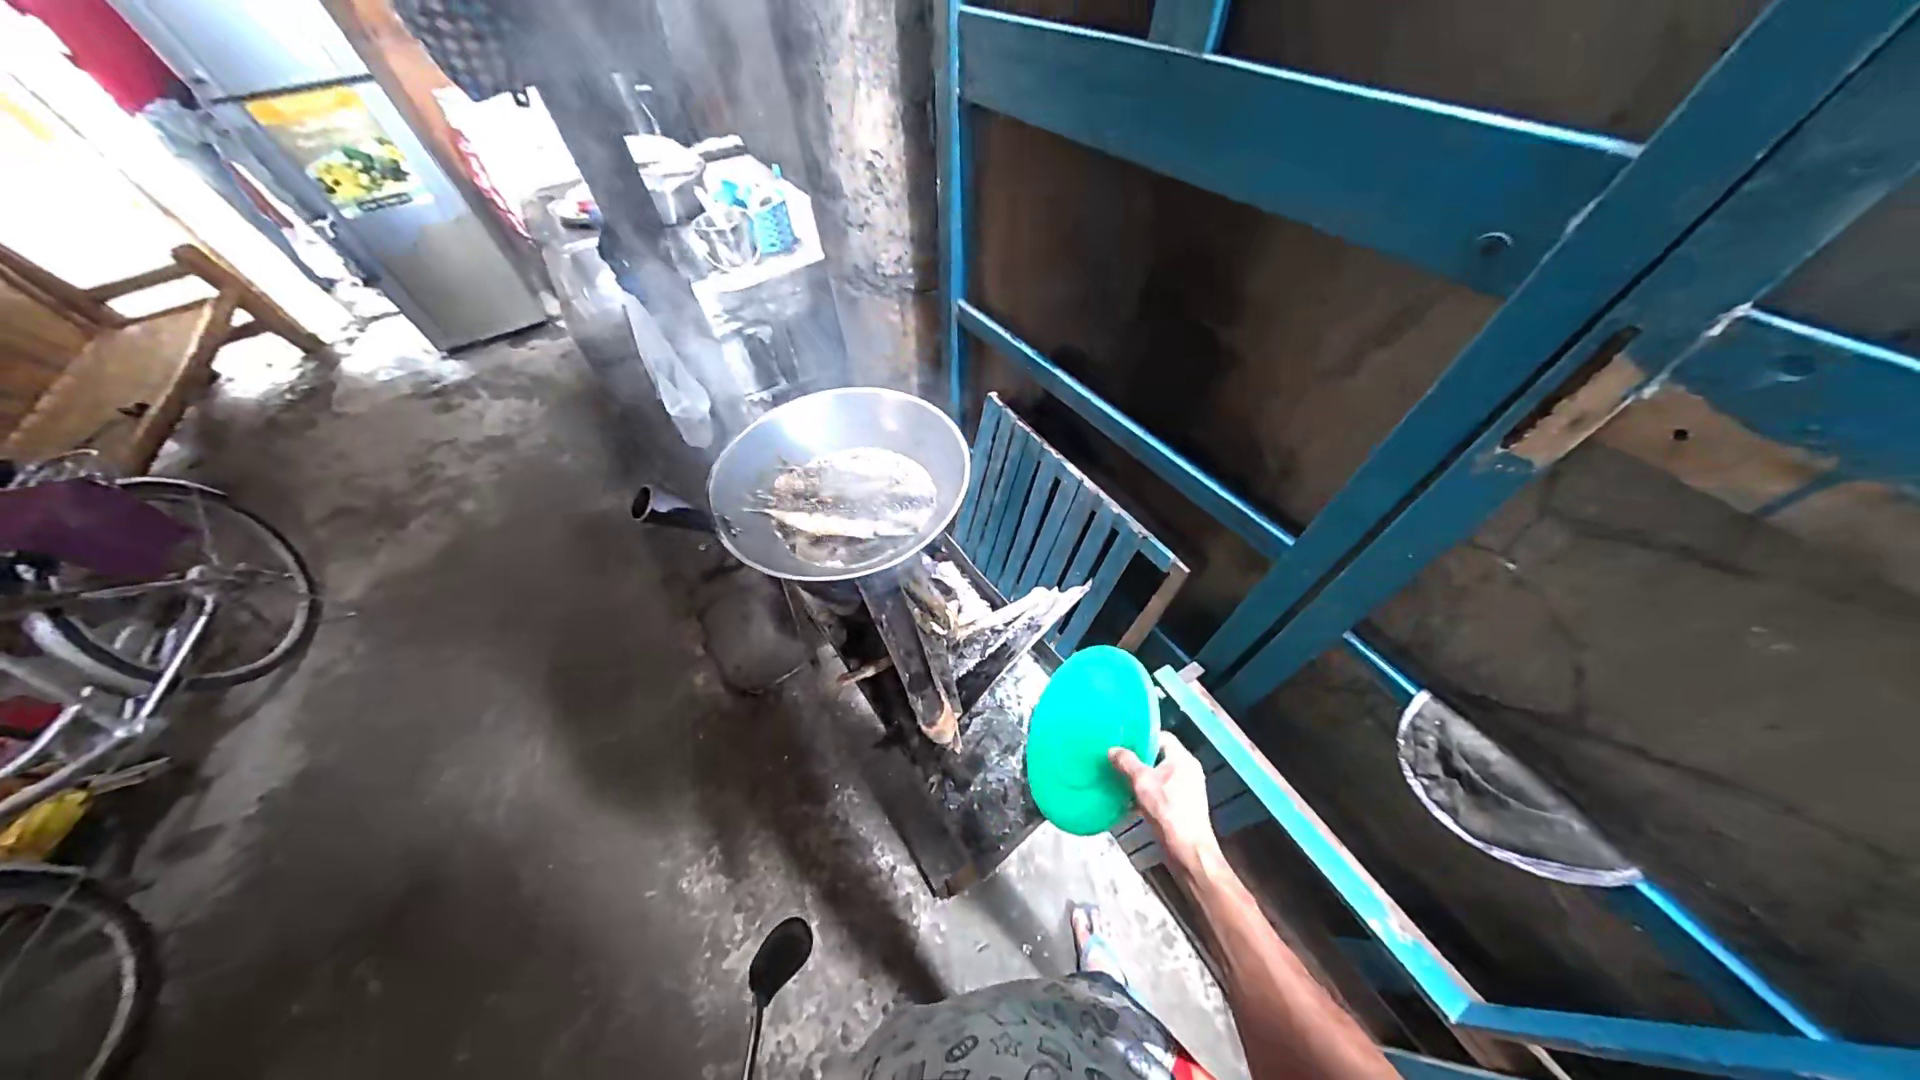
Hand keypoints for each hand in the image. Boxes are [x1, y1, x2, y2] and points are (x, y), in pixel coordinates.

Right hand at [1110, 736, 1218, 873]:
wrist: (1188, 851)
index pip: (1161, 737)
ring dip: (1140, 777)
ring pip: (1159, 774)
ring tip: (1119, 778)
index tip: (1122, 742)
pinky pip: (1161, 790)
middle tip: (1116, 759)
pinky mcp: (1183, 806)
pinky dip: (1146, 792)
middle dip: (1137, 758)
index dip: (1141, 737)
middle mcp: (1188, 770)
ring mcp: (1187, 789)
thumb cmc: (1167, 811)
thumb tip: (1113, 750)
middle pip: (1159, 755)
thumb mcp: (1142, 782)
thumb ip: (1127, 762)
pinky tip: (1129, 799)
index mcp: (1183, 759)